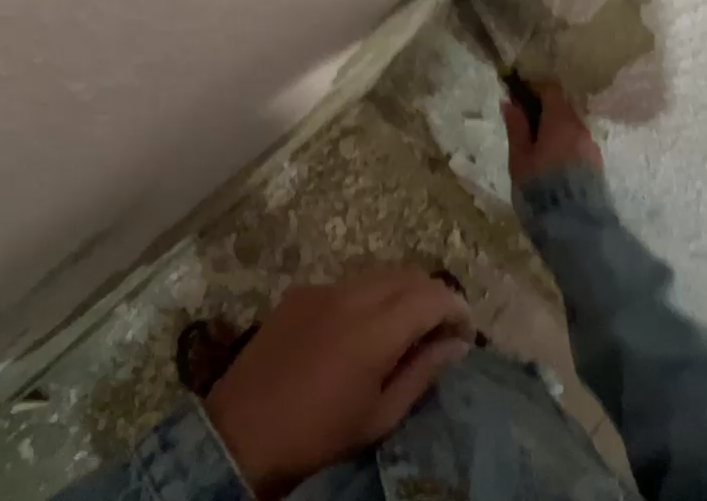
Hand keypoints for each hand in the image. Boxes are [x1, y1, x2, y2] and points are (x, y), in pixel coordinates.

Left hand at [203, 269, 473, 498]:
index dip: (458, 308)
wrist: (240, 432)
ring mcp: (323, 288)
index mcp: (377, 329)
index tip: (466, 332)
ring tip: (405, 326)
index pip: (434, 295)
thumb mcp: (380, 415)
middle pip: (409, 274)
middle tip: (440, 328)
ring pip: (379, 272)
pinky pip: (348, 282)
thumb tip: (457, 345)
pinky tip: (360, 327)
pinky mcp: (300, 291)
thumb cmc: (318, 433)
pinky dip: (369, 294)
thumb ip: (423, 372)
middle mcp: (353, 294)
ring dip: (402, 291)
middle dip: (433, 294)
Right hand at [502, 80, 601, 185]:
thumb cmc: (539, 186)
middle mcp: (580, 127)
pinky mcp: (597, 162)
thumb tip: (509, 101)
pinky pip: (579, 143)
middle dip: (544, 110)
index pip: (551, 89)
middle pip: (563, 107)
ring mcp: (591, 145)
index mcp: (559, 120)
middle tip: (525, 127)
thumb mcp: (519, 157)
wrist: (574, 224)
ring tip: (538, 149)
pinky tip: (554, 163)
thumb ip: (516, 127)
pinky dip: (566, 144)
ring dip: (556, 129)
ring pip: (572, 126)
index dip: (534, 89)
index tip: (520, 98)